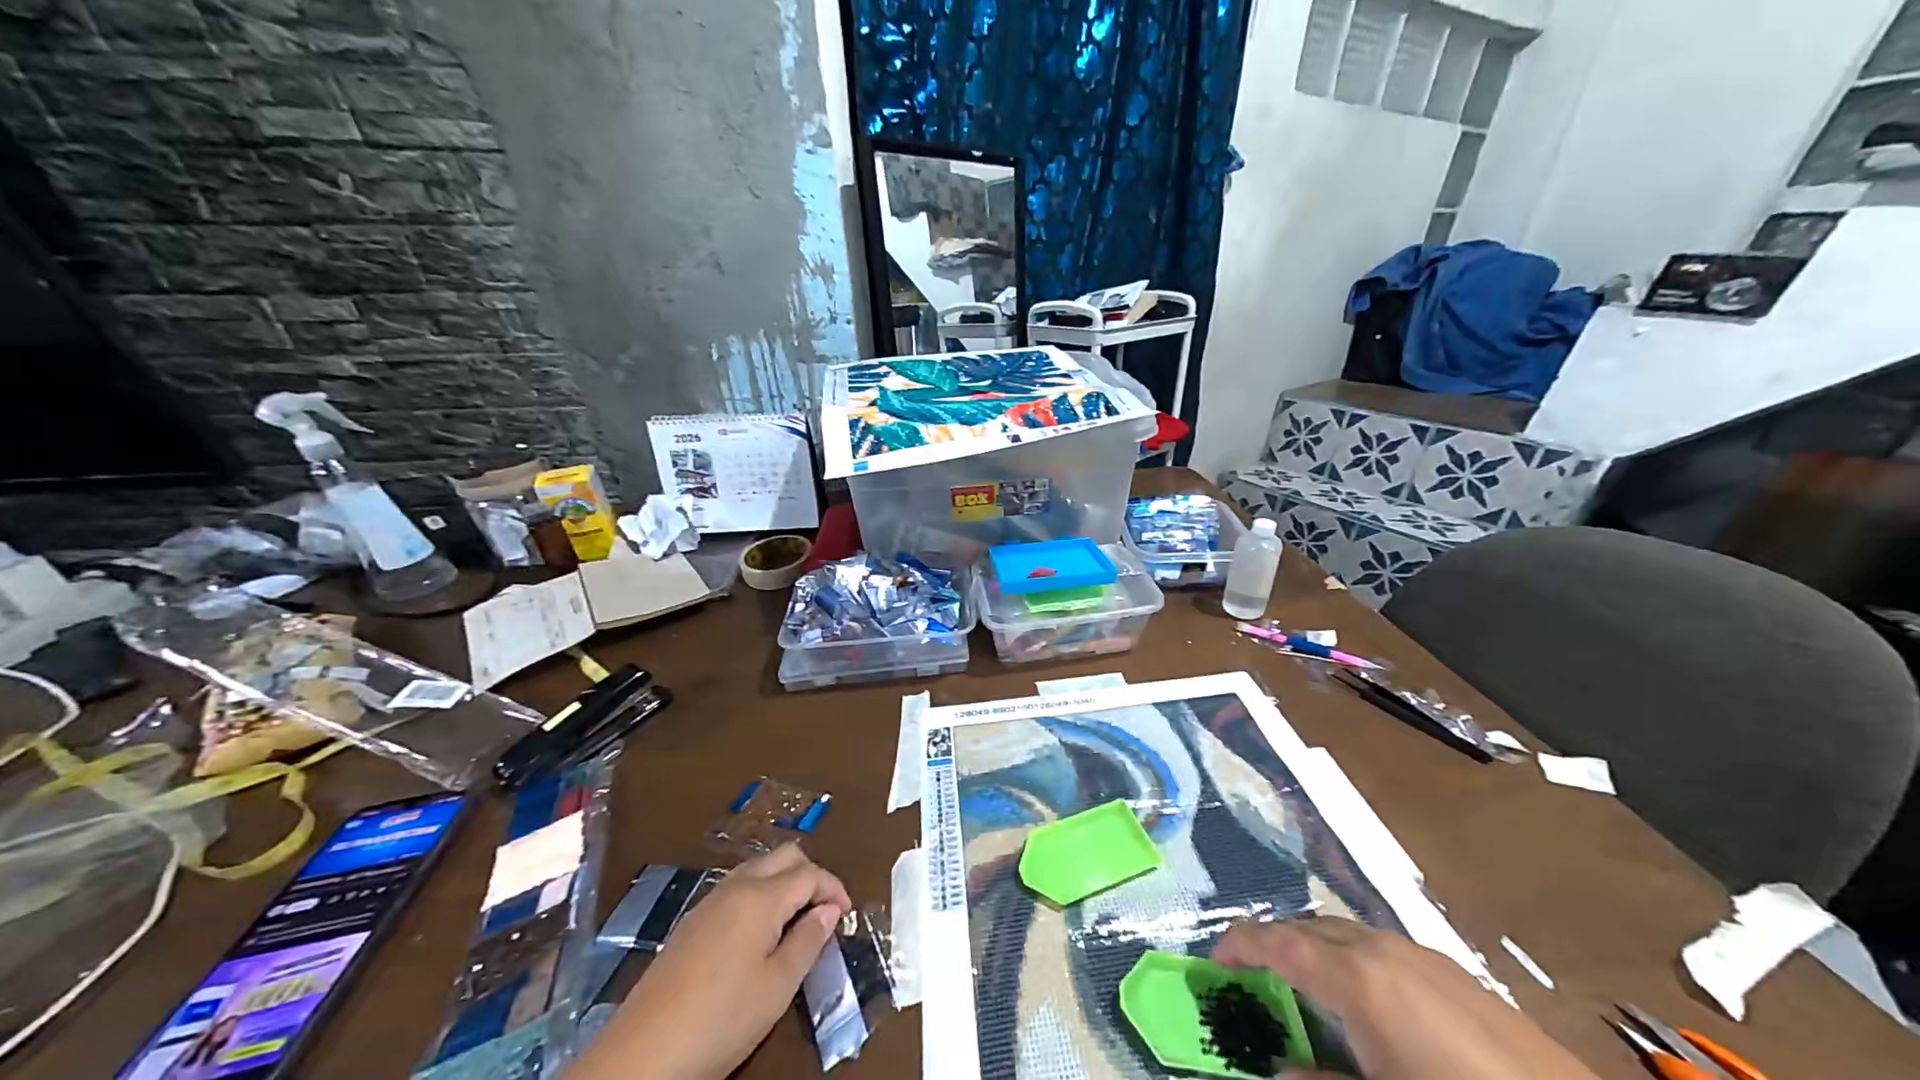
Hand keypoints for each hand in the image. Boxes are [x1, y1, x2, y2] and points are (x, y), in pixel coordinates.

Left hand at [565, 844, 851, 1079]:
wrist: (643, 1055)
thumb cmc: (722, 1019)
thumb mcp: (778, 986)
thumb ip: (808, 941)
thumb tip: (829, 910)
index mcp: (761, 897)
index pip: (810, 872)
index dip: (835, 888)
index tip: (847, 916)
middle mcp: (735, 887)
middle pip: (783, 856)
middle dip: (810, 875)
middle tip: (824, 913)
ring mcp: (709, 902)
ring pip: (758, 869)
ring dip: (784, 884)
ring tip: (797, 925)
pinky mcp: (691, 923)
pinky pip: (736, 890)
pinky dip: (760, 896)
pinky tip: (760, 936)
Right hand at [1212, 918, 1602, 1079]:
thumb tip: (1281, 1071)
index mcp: (1355, 978)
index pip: (1277, 941)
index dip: (1239, 945)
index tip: (1216, 962)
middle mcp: (1380, 950)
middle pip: (1307, 928)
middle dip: (1274, 944)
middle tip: (1255, 976)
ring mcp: (1421, 956)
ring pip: (1344, 933)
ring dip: (1313, 948)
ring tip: (1304, 986)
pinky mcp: (1453, 972)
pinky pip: (1380, 947)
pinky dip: (1351, 958)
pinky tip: (1368, 1003)